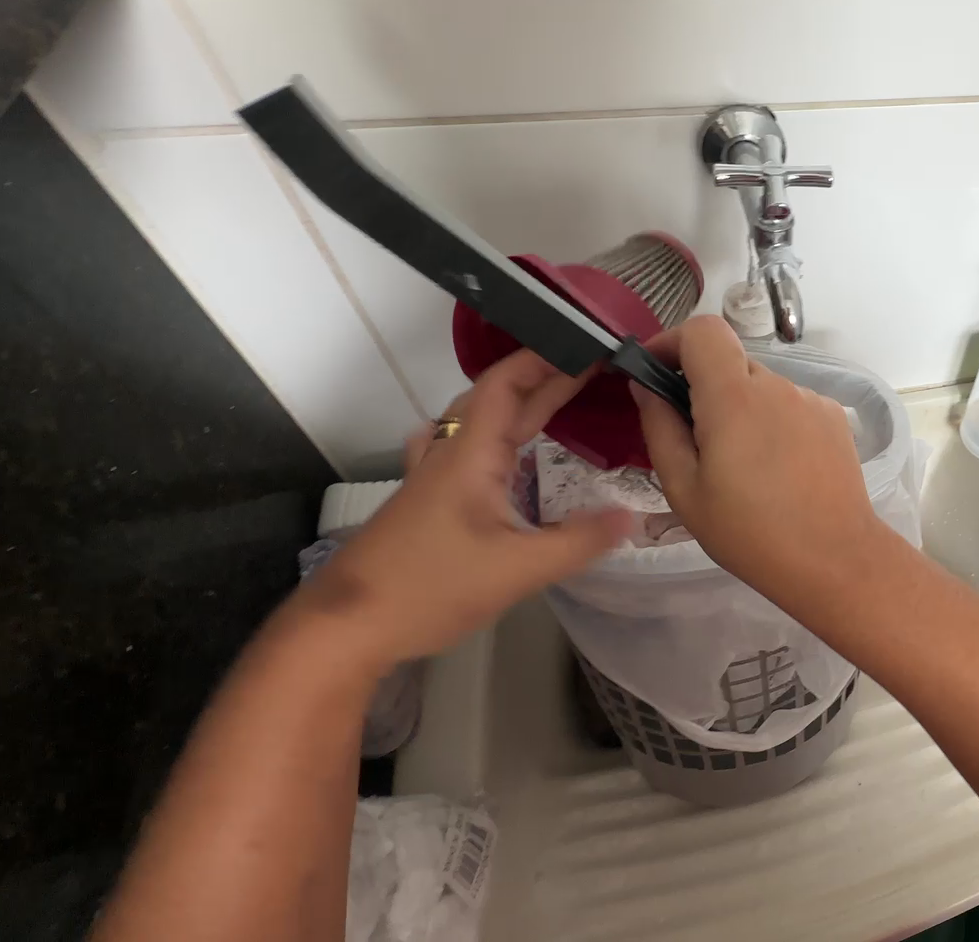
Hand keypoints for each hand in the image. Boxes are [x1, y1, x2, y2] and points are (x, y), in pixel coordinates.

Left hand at [307, 350, 629, 665]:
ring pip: (477, 423)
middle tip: (594, 373)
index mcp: (469, 455)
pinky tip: (496, 450)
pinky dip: (493, 436)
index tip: (588, 350)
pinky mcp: (428, 502)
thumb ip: (579, 541)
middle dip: (545, 380)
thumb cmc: (430, 588)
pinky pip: (465, 449)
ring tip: (555, 400)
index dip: (543, 360)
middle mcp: (449, 456)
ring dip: (518, 405)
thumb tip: (633, 517)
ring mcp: (433, 479)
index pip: (504, 385)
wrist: (346, 629)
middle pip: (497, 399)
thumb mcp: (518, 570)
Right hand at [631, 316, 894, 598]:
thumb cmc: (750, 533)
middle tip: (696, 441)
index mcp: (734, 397)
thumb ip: (660, 428)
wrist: (834, 558)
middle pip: (730, 363)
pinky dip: (773, 422)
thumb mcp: (685, 490)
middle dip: (705, 389)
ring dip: (741, 409)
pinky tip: (777, 468)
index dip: (674, 341)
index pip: (703, 330)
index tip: (656, 373)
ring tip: (742, 466)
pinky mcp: (834, 417)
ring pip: (761, 387)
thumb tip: (645, 387)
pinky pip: (790, 405)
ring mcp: (811, 399)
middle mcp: (777, 385)